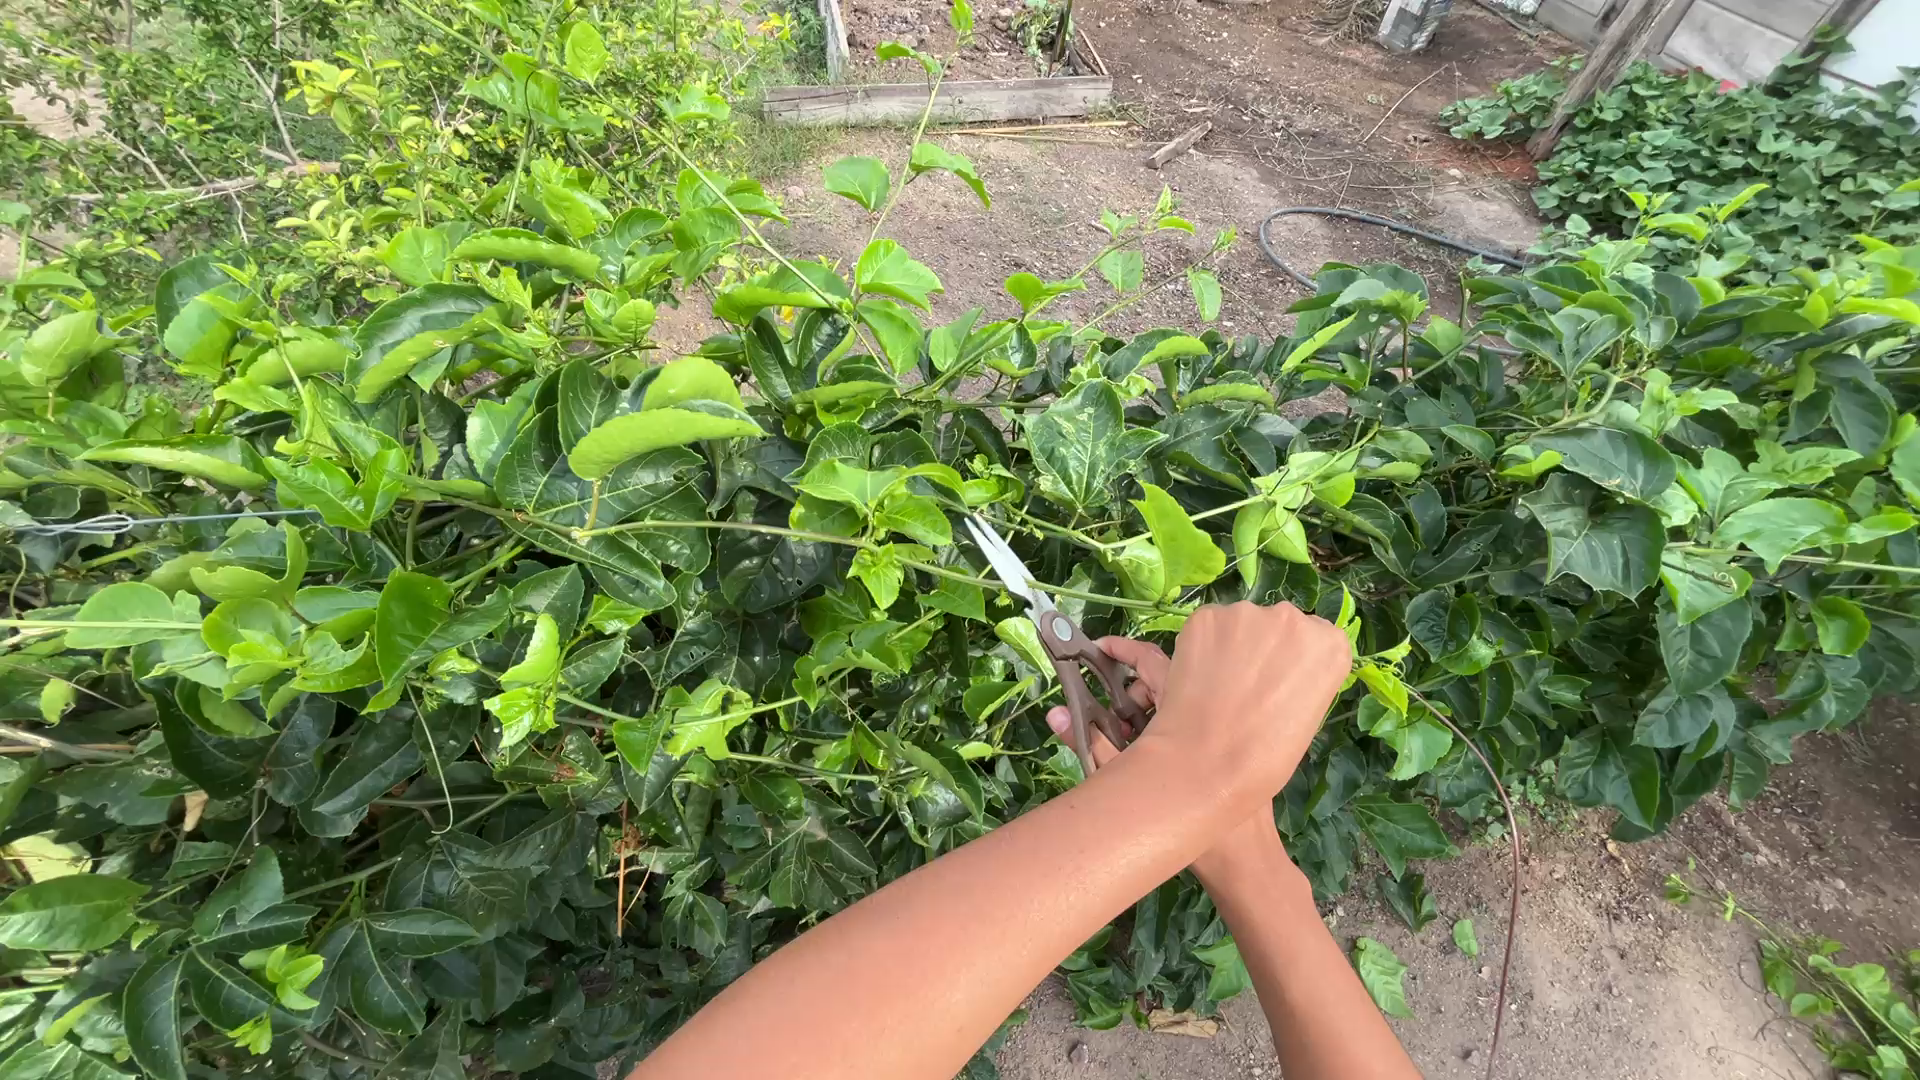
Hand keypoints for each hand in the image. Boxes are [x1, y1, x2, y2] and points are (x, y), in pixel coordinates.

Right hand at [1045, 614, 1339, 886]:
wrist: (1245, 860)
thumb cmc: (1192, 824)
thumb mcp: (1129, 782)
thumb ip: (1090, 743)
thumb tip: (1055, 714)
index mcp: (1189, 705)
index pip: (1151, 659)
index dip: (1123, 650)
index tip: (1098, 648)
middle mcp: (1211, 706)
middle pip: (1163, 677)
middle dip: (1132, 689)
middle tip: (1112, 716)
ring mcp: (1225, 723)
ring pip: (1180, 695)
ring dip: (1151, 706)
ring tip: (1131, 739)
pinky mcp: (1233, 741)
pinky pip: (1196, 714)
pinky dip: (1171, 720)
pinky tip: (1156, 751)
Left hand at [1127, 603, 1349, 803]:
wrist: (1208, 762)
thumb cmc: (1267, 755)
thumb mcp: (1307, 713)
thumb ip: (1298, 676)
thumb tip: (1275, 665)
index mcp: (1330, 644)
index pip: (1315, 637)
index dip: (1293, 661)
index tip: (1279, 683)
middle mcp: (1291, 617)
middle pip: (1277, 625)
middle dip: (1263, 648)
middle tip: (1245, 685)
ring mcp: (1244, 613)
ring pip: (1239, 624)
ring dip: (1232, 645)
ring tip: (1217, 684)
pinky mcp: (1205, 617)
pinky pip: (1207, 627)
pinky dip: (1202, 645)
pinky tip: (1196, 675)